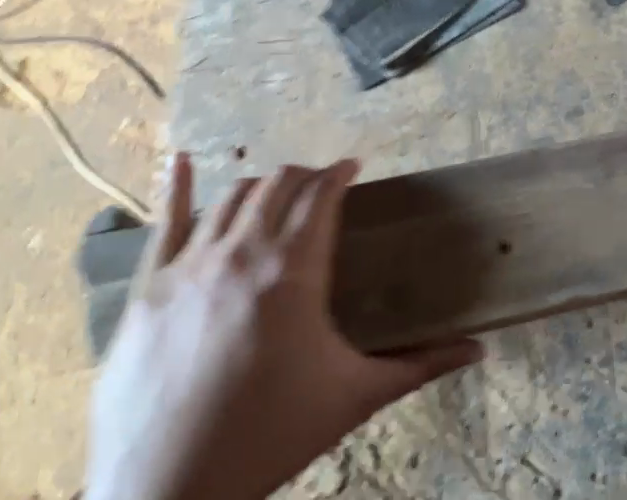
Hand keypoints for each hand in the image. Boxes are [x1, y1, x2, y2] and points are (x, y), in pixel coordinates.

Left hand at [85, 156, 482, 499]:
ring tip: (278, 194)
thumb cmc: (271, 437)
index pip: (321, 196)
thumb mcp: (354, 398)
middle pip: (277, 185)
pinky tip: (181, 160)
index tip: (354, 167)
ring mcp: (188, 267)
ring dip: (260, 187)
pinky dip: (176, 186)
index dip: (340, 173)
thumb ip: (420, 365)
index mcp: (293, 272)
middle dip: (305, 176)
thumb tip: (479, 349)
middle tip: (323, 186)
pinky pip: (164, 222)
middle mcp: (240, 254)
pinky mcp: (148, 289)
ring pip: (231, 198)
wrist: (167, 490)